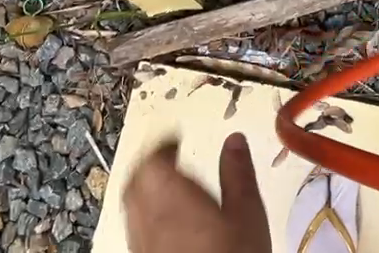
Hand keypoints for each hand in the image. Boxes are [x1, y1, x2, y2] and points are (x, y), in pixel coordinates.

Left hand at [124, 133, 270, 252]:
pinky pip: (137, 234)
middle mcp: (149, 223)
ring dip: (143, 191)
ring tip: (167, 186)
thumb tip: (235, 141)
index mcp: (172, 198)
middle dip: (147, 165)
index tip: (176, 137)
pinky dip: (147, 218)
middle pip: (133, 185)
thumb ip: (237, 171)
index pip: (151, 160)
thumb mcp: (247, 210)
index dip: (161, 143)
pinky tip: (168, 226)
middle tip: (167, 156)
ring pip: (131, 211)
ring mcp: (143, 249)